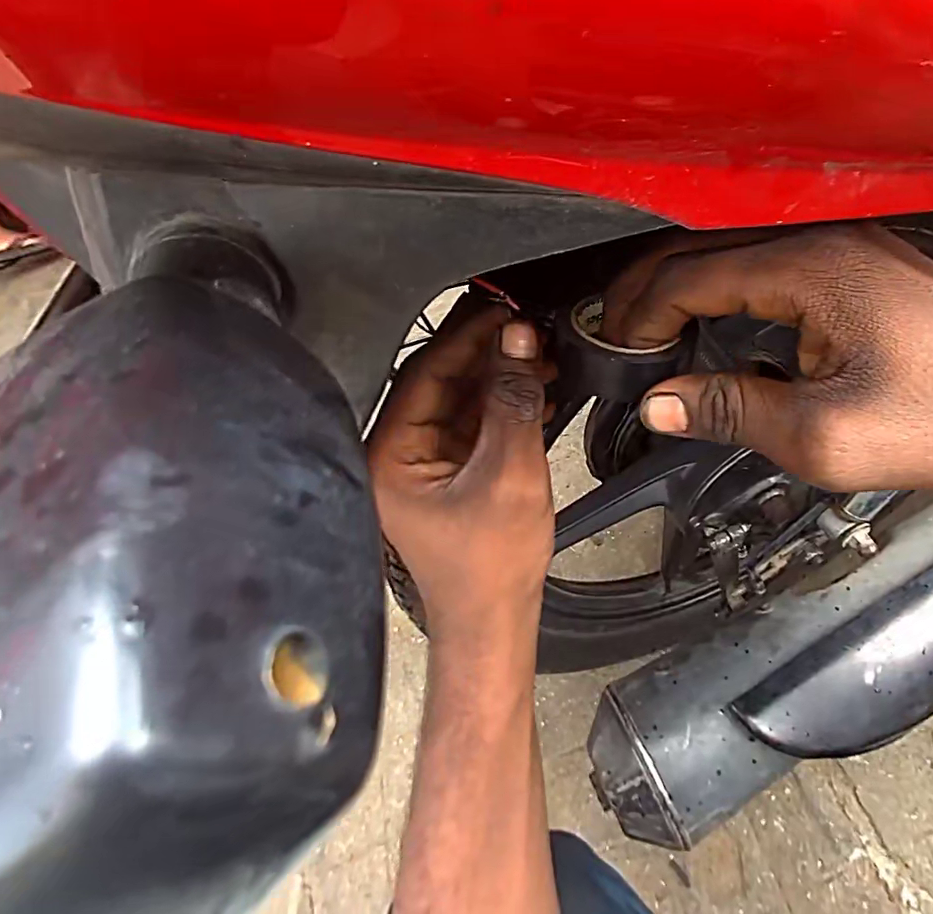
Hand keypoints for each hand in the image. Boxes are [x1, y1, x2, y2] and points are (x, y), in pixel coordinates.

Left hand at [367, 302, 555, 640]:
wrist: (495, 618)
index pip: (426, 372)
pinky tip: (536, 393)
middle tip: (528, 333)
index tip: (504, 314)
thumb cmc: (489, 567)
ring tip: (541, 361)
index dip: (469, 337)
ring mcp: (426, 463)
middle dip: (490, 356)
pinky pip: (476, 423)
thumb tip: (517, 342)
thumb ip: (514, 401)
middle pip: (444, 382)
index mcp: (391, 455)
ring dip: (503, 379)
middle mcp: (399, 455)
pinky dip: (506, 406)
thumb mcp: (510, 472)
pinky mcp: (451, 471)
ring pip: (463, 400)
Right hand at [601, 224, 932, 501]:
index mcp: (812, 269)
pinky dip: (729, 286)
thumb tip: (662, 404)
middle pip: (705, 250)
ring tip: (652, 325)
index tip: (620, 347)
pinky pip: (771, 262)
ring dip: (686, 285)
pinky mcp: (859, 265)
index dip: (644, 313)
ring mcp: (846, 246)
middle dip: (650, 289)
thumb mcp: (824, 435)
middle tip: (618, 330)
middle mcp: (825, 241)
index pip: (692, 277)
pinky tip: (714, 316)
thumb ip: (732, 411)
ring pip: (735, 251)